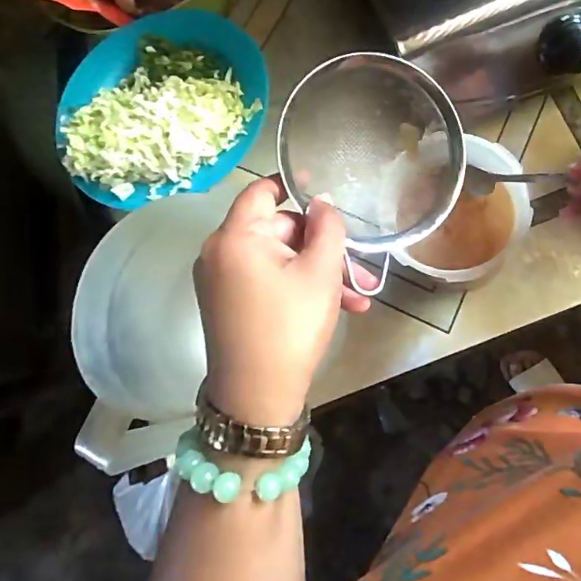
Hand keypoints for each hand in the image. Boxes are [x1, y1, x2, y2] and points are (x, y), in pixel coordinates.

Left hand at [194, 178, 373, 425]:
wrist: (257, 396)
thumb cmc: (291, 325)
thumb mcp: (320, 272)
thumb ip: (327, 227)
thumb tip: (323, 202)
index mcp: (236, 237)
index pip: (262, 190)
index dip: (294, 184)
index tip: (326, 188)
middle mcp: (221, 252)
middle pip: (280, 230)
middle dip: (324, 246)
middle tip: (359, 268)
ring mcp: (223, 280)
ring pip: (281, 259)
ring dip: (321, 271)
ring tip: (360, 296)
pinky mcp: (230, 302)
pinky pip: (270, 280)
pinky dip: (301, 287)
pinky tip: (342, 307)